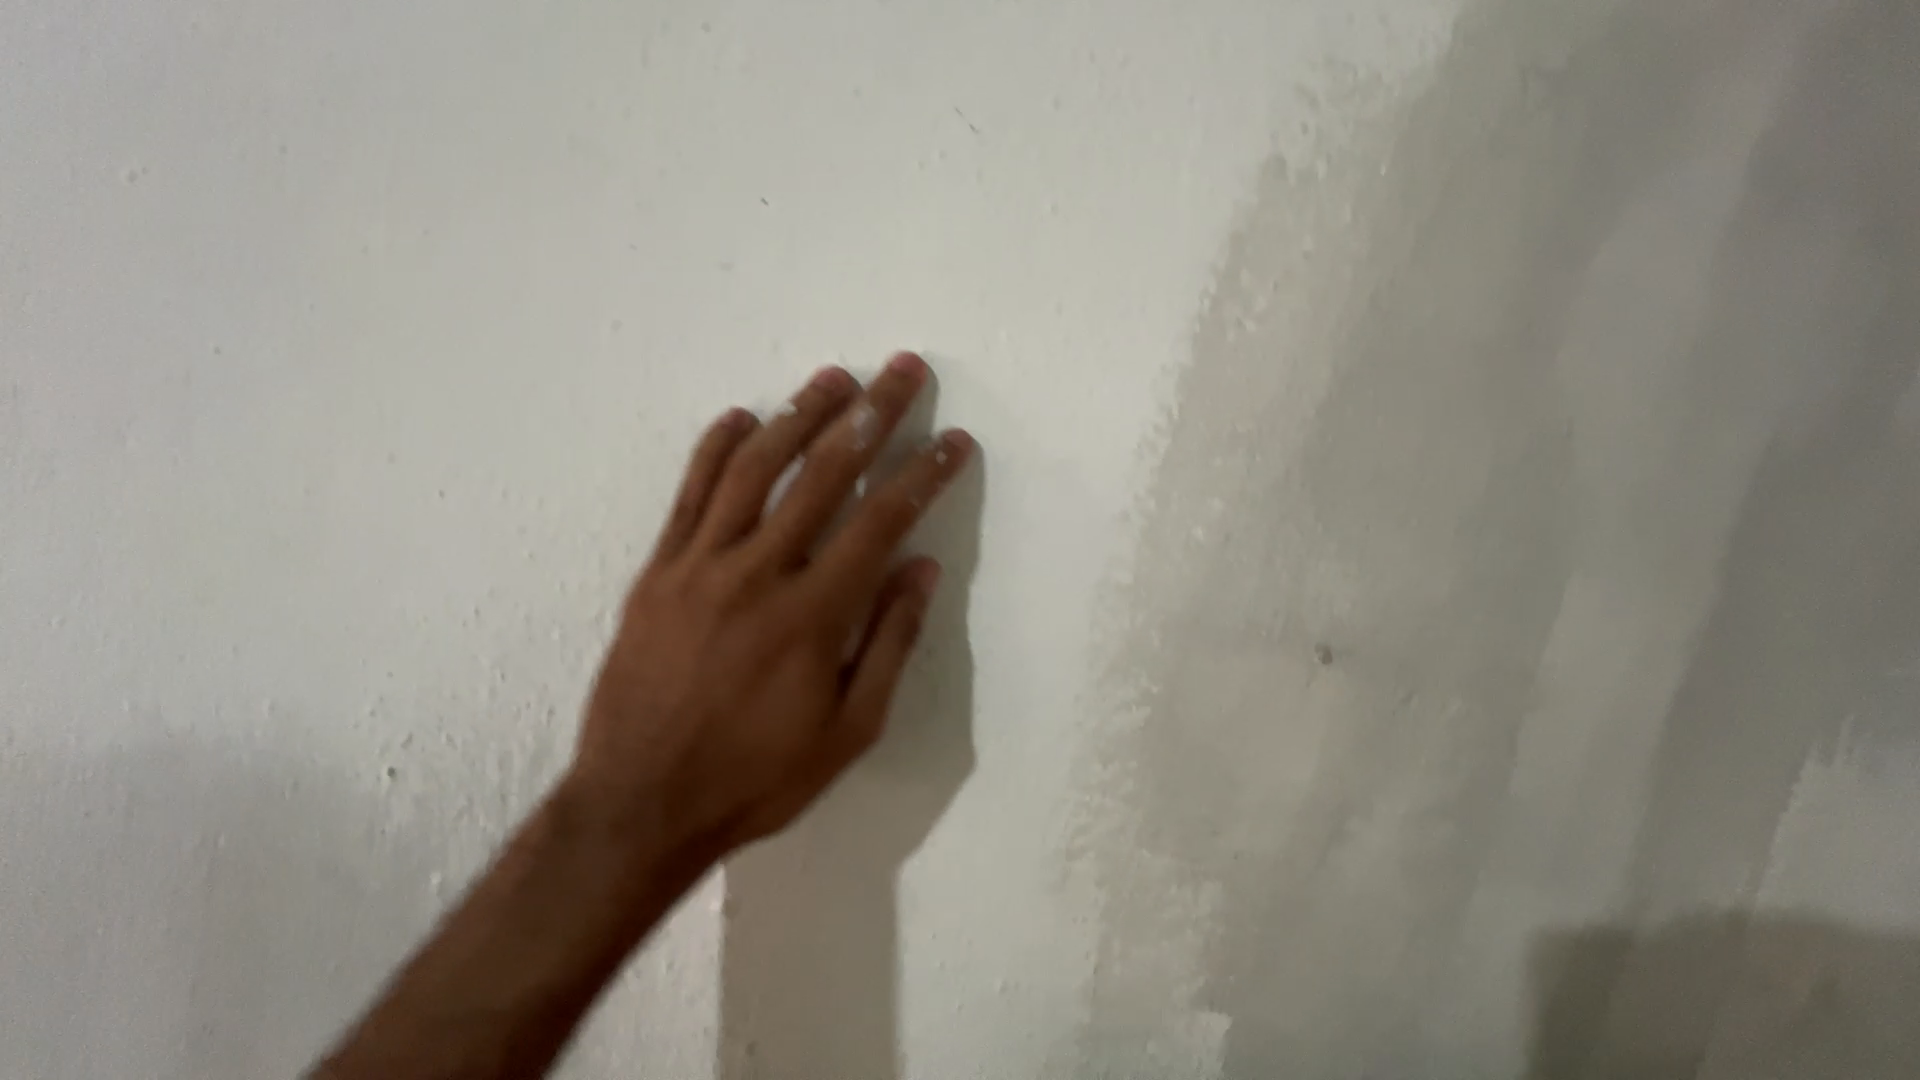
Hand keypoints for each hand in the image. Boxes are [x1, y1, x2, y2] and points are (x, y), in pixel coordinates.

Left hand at [568, 353, 974, 864]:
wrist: (640, 806)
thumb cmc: (756, 778)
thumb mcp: (848, 731)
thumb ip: (888, 644)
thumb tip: (922, 568)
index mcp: (812, 615)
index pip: (881, 523)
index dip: (923, 475)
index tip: (953, 442)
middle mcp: (758, 573)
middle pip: (822, 474)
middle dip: (870, 415)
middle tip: (902, 370)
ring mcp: (699, 566)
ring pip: (753, 469)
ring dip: (798, 415)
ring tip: (834, 378)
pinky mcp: (657, 572)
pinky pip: (688, 496)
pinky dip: (715, 450)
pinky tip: (741, 417)